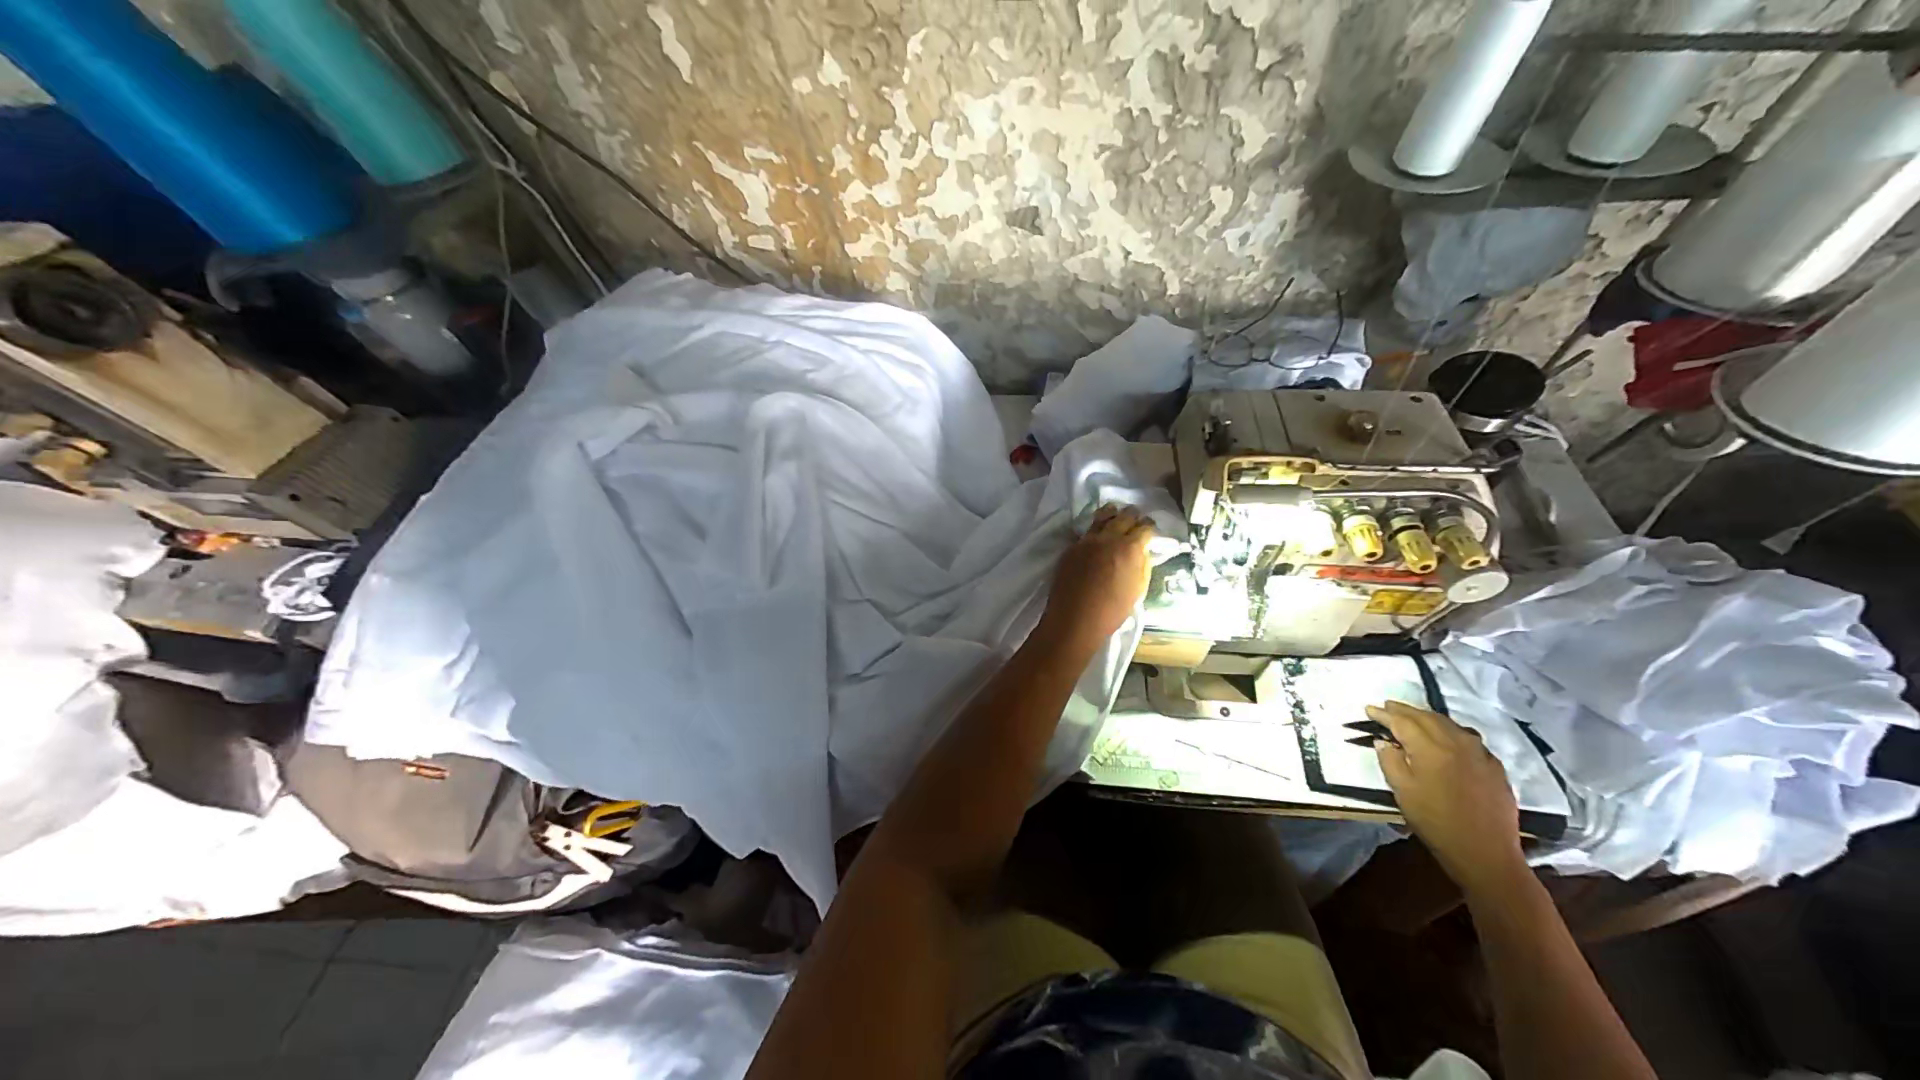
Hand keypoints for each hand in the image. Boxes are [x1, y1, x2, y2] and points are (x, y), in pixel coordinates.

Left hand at [1040, 503, 1154, 649]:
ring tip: (1116, 513)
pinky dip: (1096, 529)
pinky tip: (1097, 533)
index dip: (1150, 527)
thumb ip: (1142, 565)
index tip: (1150, 529)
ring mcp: (1087, 540)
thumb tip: (1142, 552)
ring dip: (1112, 514)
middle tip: (1136, 517)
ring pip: (1102, 517)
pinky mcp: (1072, 547)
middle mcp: (1109, 538)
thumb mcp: (1138, 588)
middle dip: (1133, 515)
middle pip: (1124, 516)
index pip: (1145, 527)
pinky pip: (1087, 532)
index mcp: (1130, 548)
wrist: (1075, 618)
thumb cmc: (1112, 610)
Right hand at [1370, 701, 1529, 899]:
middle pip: (1426, 717)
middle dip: (1405, 710)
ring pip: (1449, 724)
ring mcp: (1479, 753)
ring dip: (1427, 717)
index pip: (1402, 721)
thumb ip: (1390, 761)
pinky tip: (1445, 737)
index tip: (1369, 709)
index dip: (1383, 714)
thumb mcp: (1402, 792)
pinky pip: (1467, 738)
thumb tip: (1383, 741)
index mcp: (1430, 748)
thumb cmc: (1435, 822)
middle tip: (1387, 706)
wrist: (1485, 852)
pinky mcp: (1494, 765)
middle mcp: (1456, 742)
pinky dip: (1449, 731)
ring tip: (1412, 717)